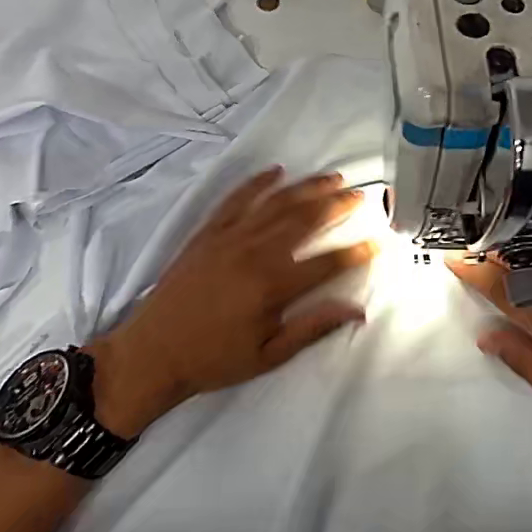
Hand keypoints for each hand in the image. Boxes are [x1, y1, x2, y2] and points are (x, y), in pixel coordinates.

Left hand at [87, 168, 375, 436]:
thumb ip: (313, 327)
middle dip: (338, 205)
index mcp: (273, 286)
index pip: (327, 263)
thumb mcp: (269, 354)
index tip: (379, 241)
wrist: (152, 352)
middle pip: (306, 220)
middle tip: (362, 195)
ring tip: (333, 178)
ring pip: (277, 203)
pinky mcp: (208, 232)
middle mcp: (255, 252)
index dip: (357, 252)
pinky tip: (276, 172)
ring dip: (307, 188)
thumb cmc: (214, 359)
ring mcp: (230, 238)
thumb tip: (357, 311)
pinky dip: (257, 183)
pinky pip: (237, 200)